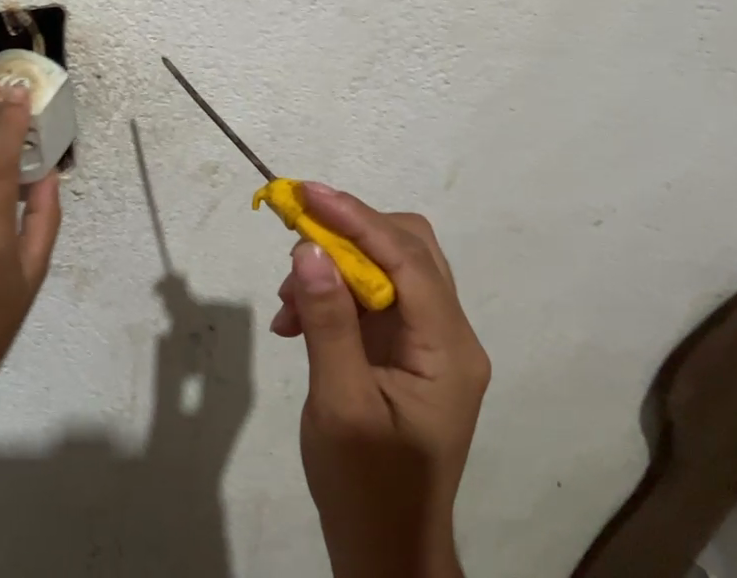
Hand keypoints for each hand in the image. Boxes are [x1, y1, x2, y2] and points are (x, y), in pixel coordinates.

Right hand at [271, 183, 488, 577]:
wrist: (386, 546)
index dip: (356, 219)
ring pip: (388, 270)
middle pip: (409, 251)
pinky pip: (373, 300)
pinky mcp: (406, 355)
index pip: (407, 260)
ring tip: (287, 302)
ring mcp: (429, 345)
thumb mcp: (339, 404)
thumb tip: (309, 250)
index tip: (306, 193)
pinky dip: (334, 296)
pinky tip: (296, 324)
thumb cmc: (364, 483)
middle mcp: (449, 337)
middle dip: (349, 233)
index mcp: (447, 350)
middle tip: (294, 233)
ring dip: (336, 266)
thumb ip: (329, 322)